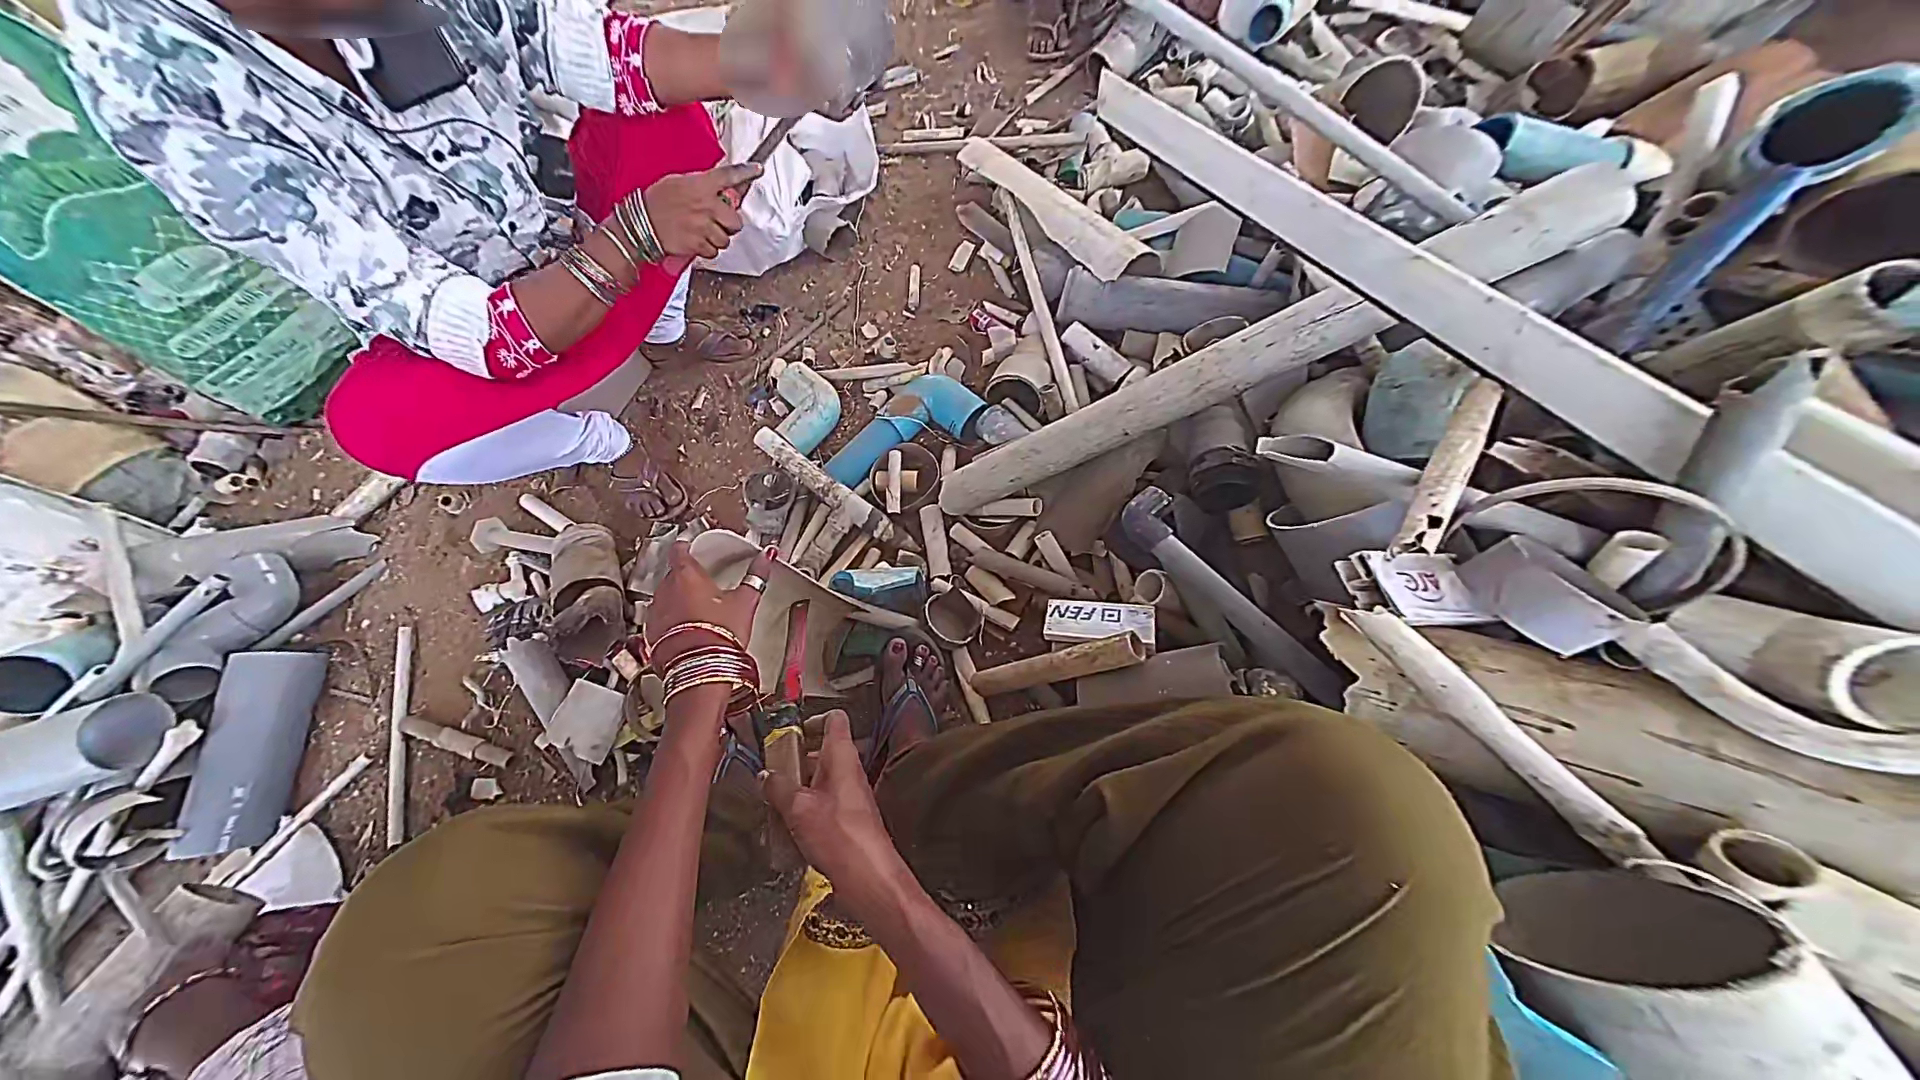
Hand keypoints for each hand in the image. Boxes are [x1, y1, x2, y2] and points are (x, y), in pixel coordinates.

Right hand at [640, 163, 759, 259]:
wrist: (641, 222)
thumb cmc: (656, 202)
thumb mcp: (677, 183)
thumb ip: (699, 186)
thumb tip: (714, 190)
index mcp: (700, 186)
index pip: (728, 175)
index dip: (745, 171)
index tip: (757, 169)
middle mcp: (706, 205)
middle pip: (736, 221)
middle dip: (729, 225)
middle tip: (716, 223)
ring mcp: (704, 226)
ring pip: (726, 239)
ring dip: (717, 239)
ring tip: (700, 232)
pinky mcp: (699, 243)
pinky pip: (714, 251)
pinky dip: (707, 249)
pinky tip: (695, 241)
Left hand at [644, 541, 771, 667]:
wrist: (699, 667)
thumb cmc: (719, 633)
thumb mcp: (745, 601)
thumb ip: (756, 575)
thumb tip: (765, 558)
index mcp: (687, 575)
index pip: (679, 550)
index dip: (685, 546)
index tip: (690, 546)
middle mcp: (665, 590)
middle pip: (672, 574)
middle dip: (685, 576)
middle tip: (703, 582)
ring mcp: (656, 612)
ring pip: (665, 596)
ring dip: (678, 598)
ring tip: (698, 609)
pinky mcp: (652, 633)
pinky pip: (660, 619)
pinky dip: (672, 619)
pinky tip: (688, 628)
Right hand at [760, 710, 911, 907]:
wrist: (868, 875)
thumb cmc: (840, 835)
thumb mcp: (799, 808)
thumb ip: (779, 788)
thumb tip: (766, 776)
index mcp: (842, 756)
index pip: (834, 720)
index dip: (812, 719)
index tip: (789, 732)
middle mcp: (849, 770)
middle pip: (822, 750)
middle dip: (795, 759)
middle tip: (771, 770)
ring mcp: (849, 794)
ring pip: (820, 779)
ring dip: (797, 786)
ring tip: (773, 800)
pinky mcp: (847, 817)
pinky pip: (822, 803)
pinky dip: (805, 808)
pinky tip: (787, 826)